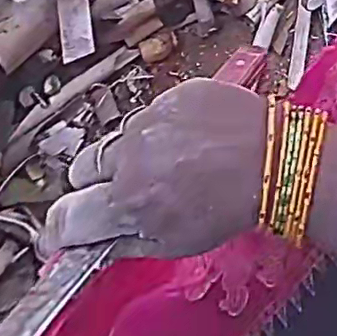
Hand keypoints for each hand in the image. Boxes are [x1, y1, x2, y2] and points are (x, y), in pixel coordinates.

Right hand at [45, 79, 265, 257]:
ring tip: (171, 160)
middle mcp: (130, 152)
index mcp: (126, 199)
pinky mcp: (175, 92)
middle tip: (126, 189)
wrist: (273, 154)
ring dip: (132, 151)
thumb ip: (122, 242)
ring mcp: (152, 115)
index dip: (64, 226)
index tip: (72, 227)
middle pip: (83, 169)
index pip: (63, 217)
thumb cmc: (228, 205)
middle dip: (96, 183)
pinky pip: (153, 112)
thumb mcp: (172, 243)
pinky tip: (191, 136)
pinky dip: (162, 125)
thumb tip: (89, 240)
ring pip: (119, 137)